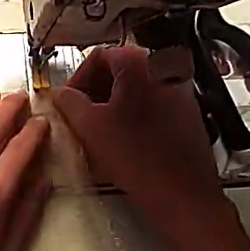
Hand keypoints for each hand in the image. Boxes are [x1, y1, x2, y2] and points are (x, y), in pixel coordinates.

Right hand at [50, 46, 241, 245]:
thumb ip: (70, 102)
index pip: (101, 55)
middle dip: (95, 90)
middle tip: (81, 112)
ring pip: (137, 89)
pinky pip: (153, 105)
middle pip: (120, 69)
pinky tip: (123, 141)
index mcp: (142, 65)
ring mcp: (180, 94)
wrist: (180, 195)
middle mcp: (165, 73)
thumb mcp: (90, 127)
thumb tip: (62, 94)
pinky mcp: (187, 116)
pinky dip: (134, 116)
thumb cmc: (143, 162)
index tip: (70, 96)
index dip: (78, 76)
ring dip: (114, 104)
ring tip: (100, 130)